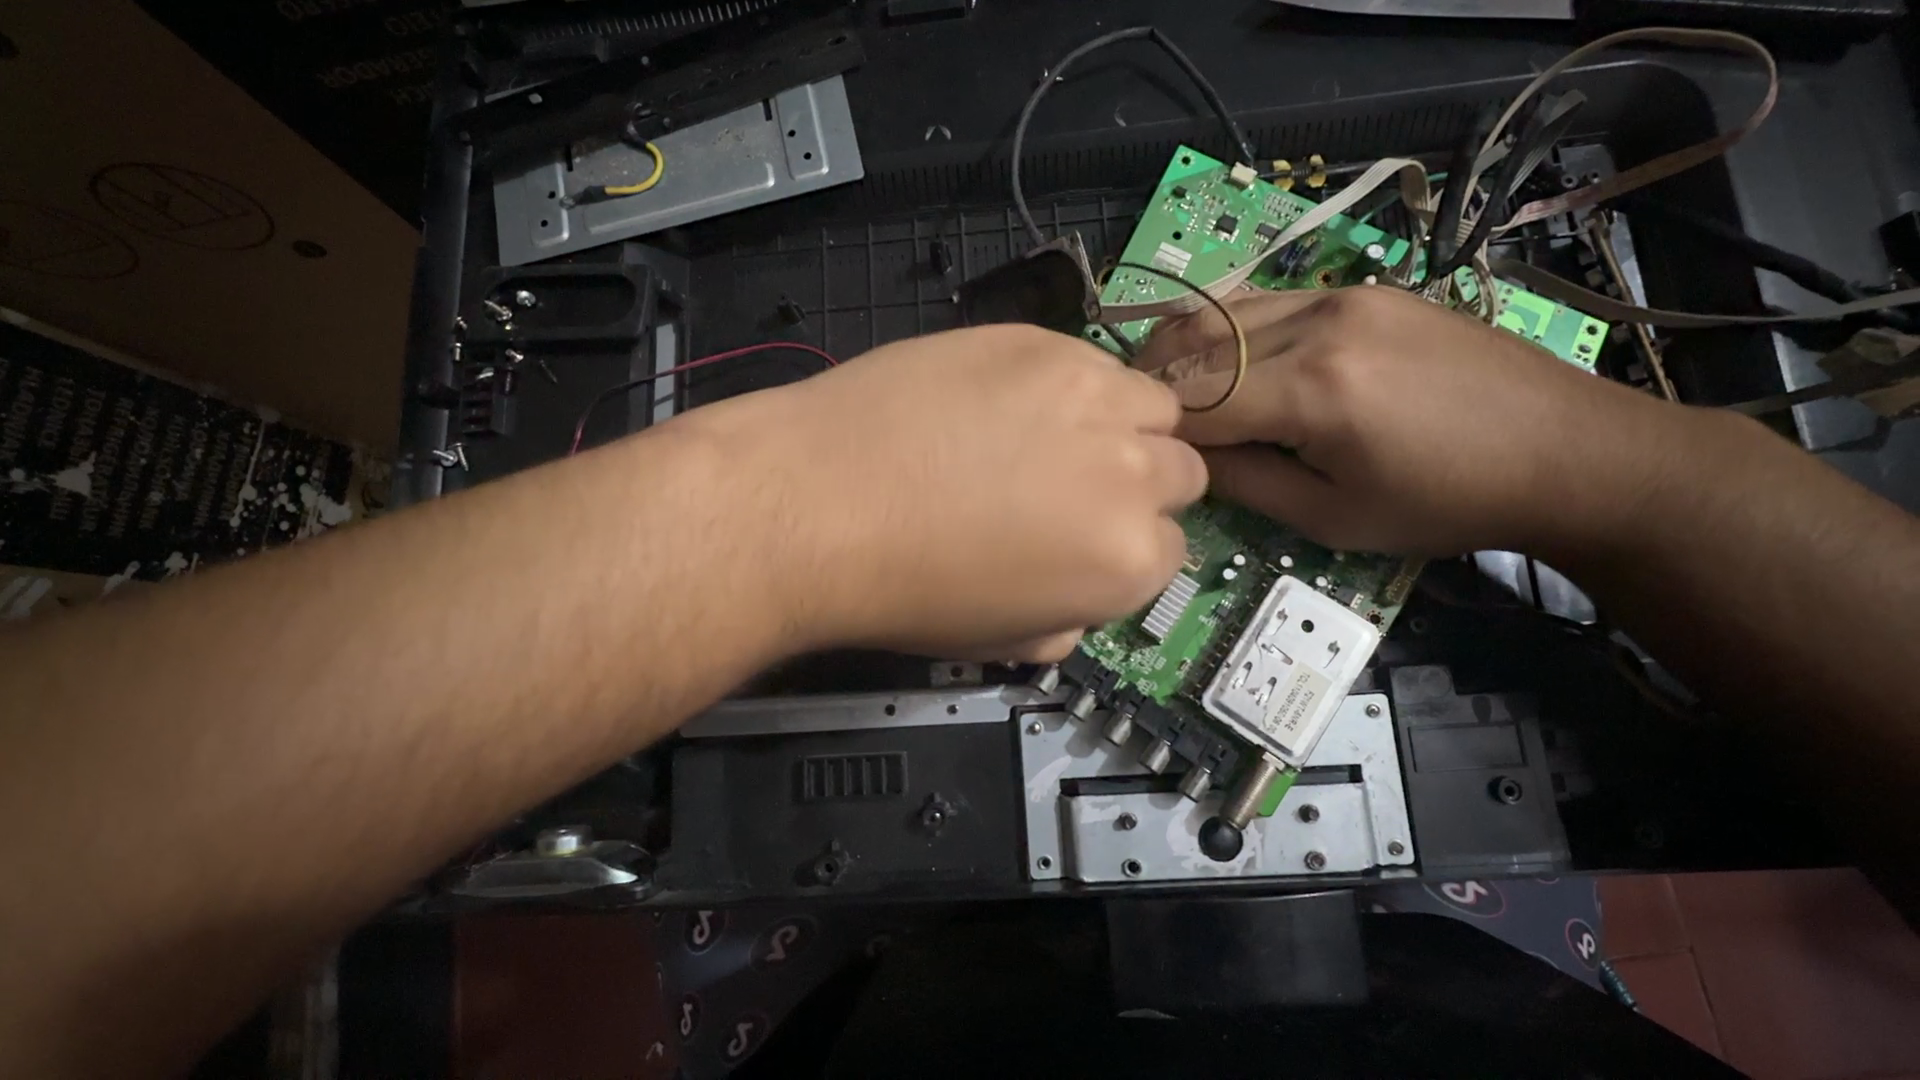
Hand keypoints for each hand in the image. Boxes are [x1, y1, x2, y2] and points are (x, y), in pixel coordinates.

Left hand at [681, 324, 1206, 659]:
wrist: (817, 503)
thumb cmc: (902, 591)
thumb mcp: (997, 642)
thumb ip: (1062, 624)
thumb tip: (1072, 610)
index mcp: (1128, 562)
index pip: (1169, 550)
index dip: (1123, 548)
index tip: (1083, 542)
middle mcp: (1133, 475)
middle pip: (1179, 472)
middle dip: (1137, 485)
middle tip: (1070, 486)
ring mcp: (1090, 396)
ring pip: (1151, 405)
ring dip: (1119, 424)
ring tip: (1050, 435)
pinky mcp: (1040, 342)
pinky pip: (1089, 362)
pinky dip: (1068, 385)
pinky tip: (1006, 400)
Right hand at [1136, 286, 1679, 556]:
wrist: (1565, 450)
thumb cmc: (1445, 502)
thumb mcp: (1333, 518)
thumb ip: (1247, 484)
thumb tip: (1190, 460)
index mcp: (1311, 390)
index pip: (1193, 400)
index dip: (1154, 428)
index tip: (1135, 450)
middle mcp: (1318, 323)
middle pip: (1198, 341)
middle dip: (1153, 378)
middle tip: (1126, 412)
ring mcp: (1343, 295)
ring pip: (1228, 309)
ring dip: (1183, 345)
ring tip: (1161, 382)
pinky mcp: (1365, 289)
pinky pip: (1270, 302)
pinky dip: (1231, 328)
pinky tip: (1225, 356)